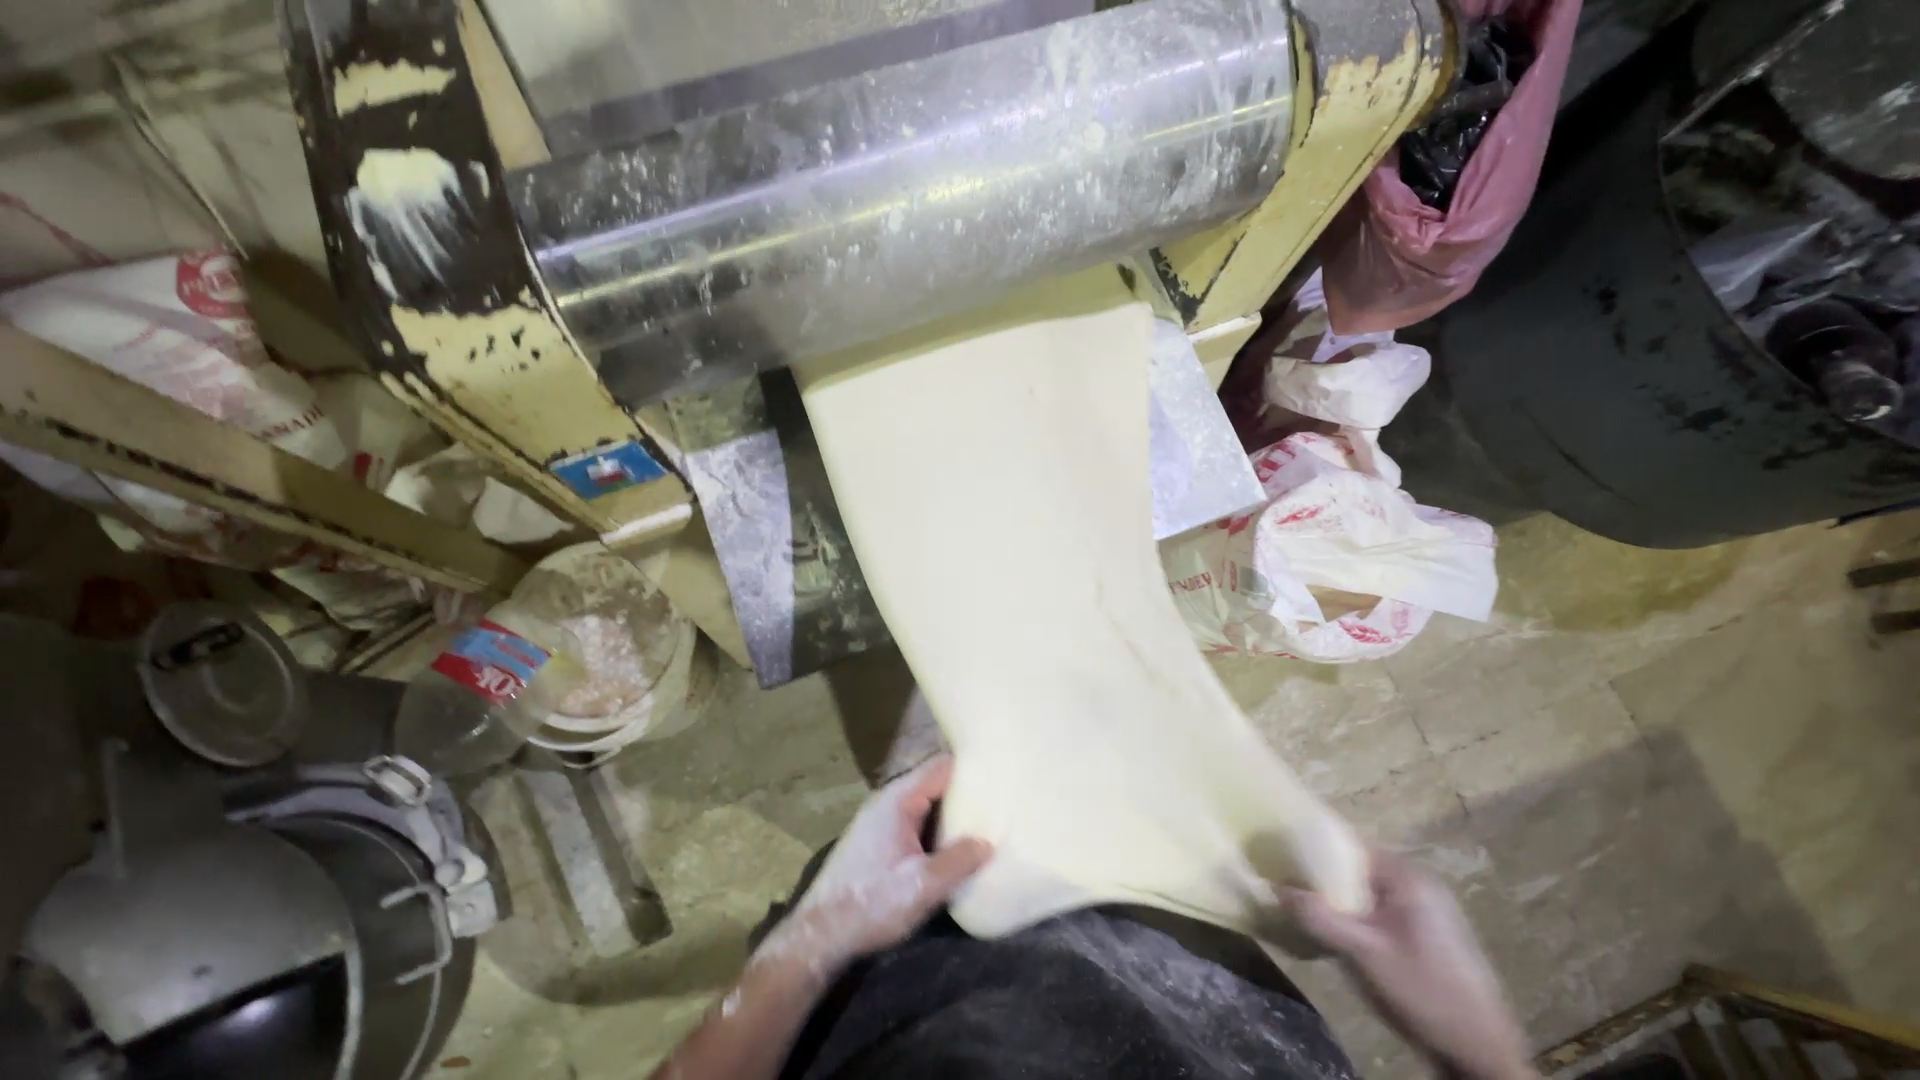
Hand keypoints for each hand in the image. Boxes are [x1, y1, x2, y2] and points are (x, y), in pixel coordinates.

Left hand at [758, 755, 991, 977]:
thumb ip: (959, 861)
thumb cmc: (872, 904)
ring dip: (952, 814)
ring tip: (987, 824)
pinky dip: (936, 829)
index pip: (942, 766)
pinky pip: (915, 822)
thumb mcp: (923, 887)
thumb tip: (988, 842)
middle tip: (1002, 803)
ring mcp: (880, 821)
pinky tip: (955, 848)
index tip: (1002, 778)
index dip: (973, 769)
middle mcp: (887, 802)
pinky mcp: (878, 841)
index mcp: (898, 800)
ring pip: (925, 805)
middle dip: (966, 792)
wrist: (821, 934)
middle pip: (935, 783)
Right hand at [1284, 851, 1536, 1079]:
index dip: (1312, 854)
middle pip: (1357, 871)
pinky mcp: (1427, 935)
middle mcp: (1420, 885)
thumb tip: (1274, 886)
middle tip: (1288, 896)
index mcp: (1409, 878)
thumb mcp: (1364, 954)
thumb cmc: (1423, 991)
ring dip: (1339, 905)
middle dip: (1323, 883)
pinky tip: (1340, 941)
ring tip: (1307, 919)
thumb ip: (1319, 917)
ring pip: (1367, 895)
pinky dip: (1357, 921)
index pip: (1350, 848)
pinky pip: (1380, 914)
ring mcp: (1427, 911)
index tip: (1280, 865)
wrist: (1481, 1051)